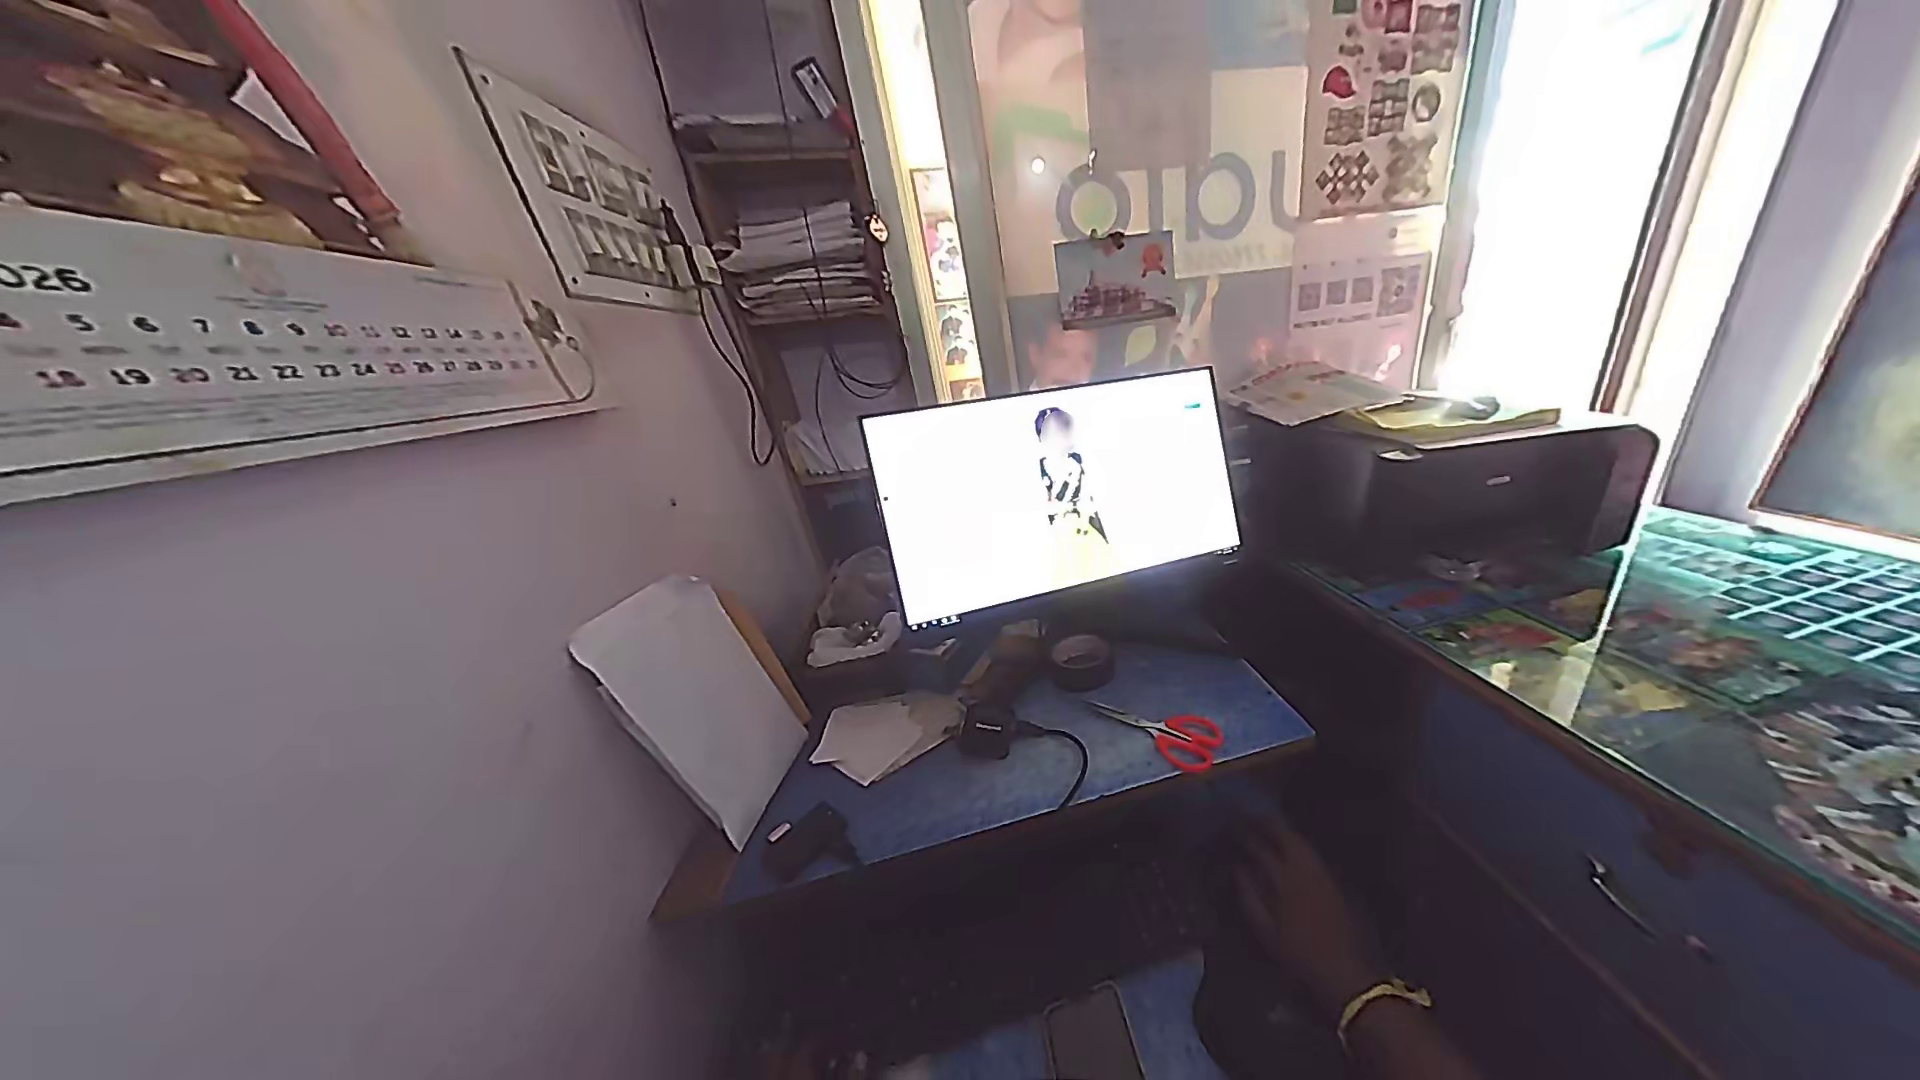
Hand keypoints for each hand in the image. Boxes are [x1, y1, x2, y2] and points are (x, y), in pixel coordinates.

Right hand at [1232, 816, 1385, 1015]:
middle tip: (1251, 817)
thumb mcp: (1265, 930)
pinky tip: (1290, 847)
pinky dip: (1298, 844)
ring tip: (1268, 826)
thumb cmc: (1299, 954)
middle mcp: (1304, 870)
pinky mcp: (1334, 883)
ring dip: (1284, 831)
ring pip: (1301, 843)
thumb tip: (1237, 870)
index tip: (1233, 829)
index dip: (1245, 837)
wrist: (1345, 974)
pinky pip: (1311, 854)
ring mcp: (1322, 875)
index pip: (1260, 849)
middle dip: (1267, 824)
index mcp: (1284, 880)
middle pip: (1285, 836)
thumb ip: (1249, 896)